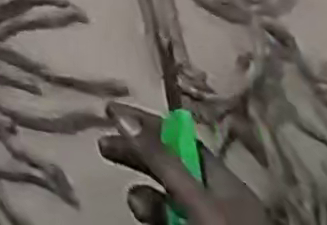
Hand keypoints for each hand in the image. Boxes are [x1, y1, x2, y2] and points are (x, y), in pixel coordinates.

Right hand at [98, 105, 267, 224]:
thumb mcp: (196, 200)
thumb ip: (161, 160)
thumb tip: (121, 116)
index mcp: (224, 181)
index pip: (180, 138)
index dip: (146, 122)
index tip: (112, 112)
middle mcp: (216, 200)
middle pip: (169, 165)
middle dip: (135, 154)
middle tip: (103, 147)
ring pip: (166, 199)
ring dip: (144, 196)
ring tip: (135, 206)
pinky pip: (168, 222)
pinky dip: (154, 217)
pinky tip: (146, 221)